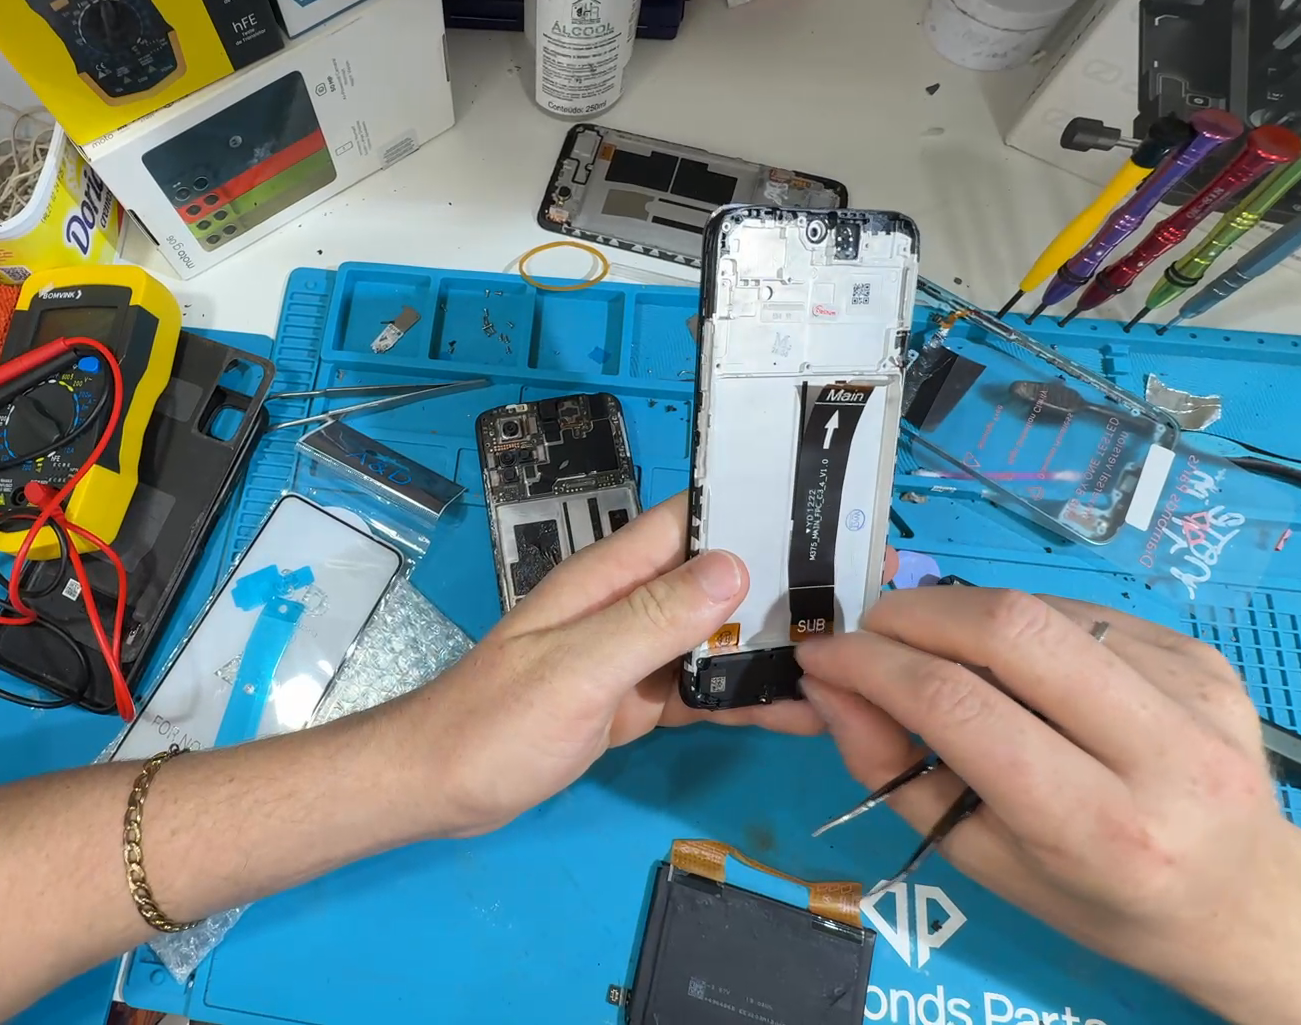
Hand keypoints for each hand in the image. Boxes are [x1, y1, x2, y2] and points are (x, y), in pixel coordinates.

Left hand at [398, 493, 834, 835]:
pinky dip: (737, 700)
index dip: (746, 513)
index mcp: (606, 579)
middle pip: (709, 581)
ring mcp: (630, 656)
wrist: (443, 787)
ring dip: (763, 649)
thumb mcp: (577, 669)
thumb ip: (651, 619)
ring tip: (844, 660)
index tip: (820, 522)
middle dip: (773, 587)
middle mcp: (624, 607)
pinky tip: (793, 712)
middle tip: (857, 602)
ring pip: (709, 639)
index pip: (684, 524)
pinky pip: (695, 691)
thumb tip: (733, 565)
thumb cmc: (497, 722)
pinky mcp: (632, 701)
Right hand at [795, 587, 1300, 1000]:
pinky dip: (1005, 624)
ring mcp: (1193, 690)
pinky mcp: (1199, 655)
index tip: (819, 656)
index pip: (956, 705)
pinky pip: (1067, 610)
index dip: (869, 665)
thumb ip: (886, 767)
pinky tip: (1008, 666)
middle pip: (1004, 626)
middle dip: (907, 615)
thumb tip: (825, 687)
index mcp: (1102, 827)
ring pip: (1030, 606)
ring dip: (949, 616)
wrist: (1256, 905)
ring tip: (930, 655)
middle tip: (866, 636)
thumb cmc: (1095, 898)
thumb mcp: (973, 854)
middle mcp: (1165, 750)